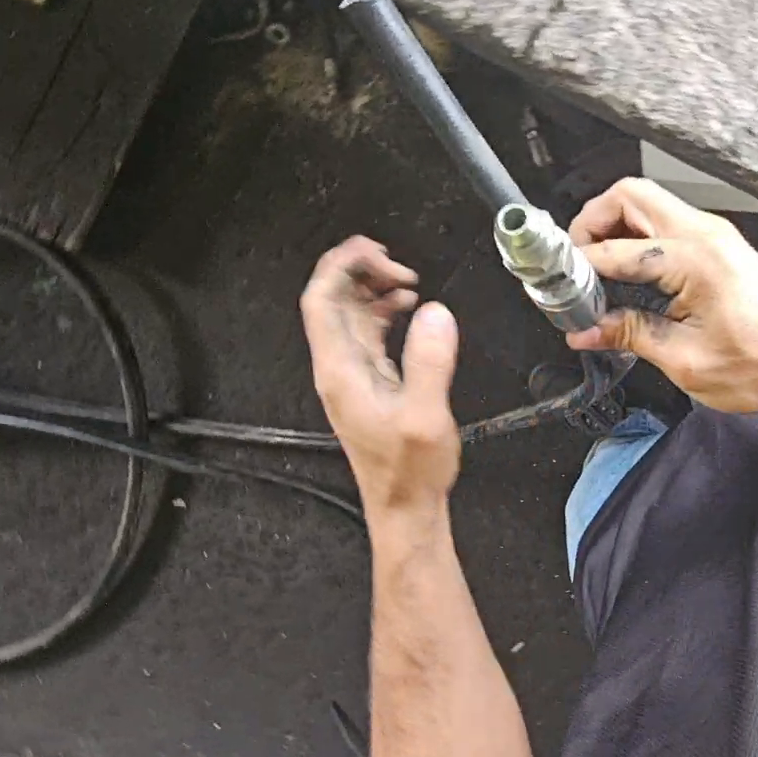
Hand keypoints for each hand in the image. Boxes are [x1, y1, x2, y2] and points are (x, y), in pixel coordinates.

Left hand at [301, 238, 460, 518]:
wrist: (405, 507)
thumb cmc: (411, 470)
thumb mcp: (425, 416)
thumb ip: (429, 362)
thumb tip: (436, 311)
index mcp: (340, 371)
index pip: (321, 302)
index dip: (340, 267)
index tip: (373, 249)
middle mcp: (339, 368)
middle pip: (333, 302)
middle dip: (360, 272)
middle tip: (399, 264)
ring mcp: (353, 375)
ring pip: (351, 315)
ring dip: (373, 290)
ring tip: (408, 280)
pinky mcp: (371, 383)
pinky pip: (369, 333)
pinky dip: (385, 312)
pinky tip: (409, 308)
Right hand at [566, 178, 757, 413]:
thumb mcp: (684, 359)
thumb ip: (629, 334)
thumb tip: (588, 329)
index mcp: (695, 259)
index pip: (616, 249)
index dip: (580, 269)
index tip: (561, 287)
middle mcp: (706, 235)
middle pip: (630, 196)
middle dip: (591, 223)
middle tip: (575, 263)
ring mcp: (715, 236)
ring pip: (648, 205)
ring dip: (615, 228)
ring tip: (597, 270)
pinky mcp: (720, 247)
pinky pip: (667, 225)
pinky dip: (639, 239)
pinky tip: (630, 276)